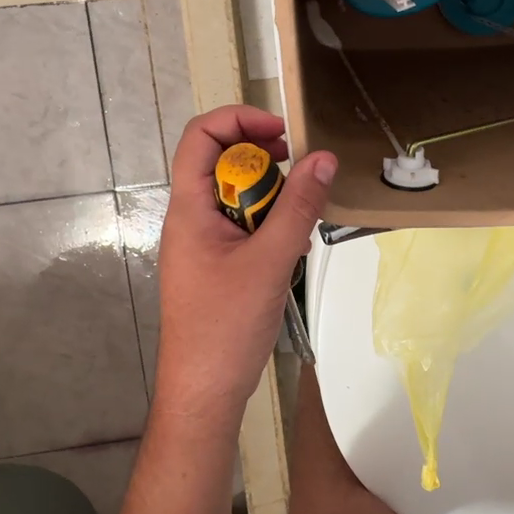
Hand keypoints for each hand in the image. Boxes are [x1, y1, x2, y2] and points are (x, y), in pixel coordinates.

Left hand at [153, 105, 336, 421]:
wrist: (203, 394)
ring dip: (270, 191)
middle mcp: (191, 216)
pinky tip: (291, 244)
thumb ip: (298, 208)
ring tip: (301, 211)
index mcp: (189, 207)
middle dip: (262, 155)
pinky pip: (242, 221)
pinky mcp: (217, 262)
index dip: (239, 120)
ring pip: (235, 191)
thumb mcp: (270, 262)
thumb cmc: (226, 326)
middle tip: (300, 167)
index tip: (281, 133)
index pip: (201, 136)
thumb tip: (324, 158)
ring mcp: (203, 240)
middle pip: (220, 159)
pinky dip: (268, 220)